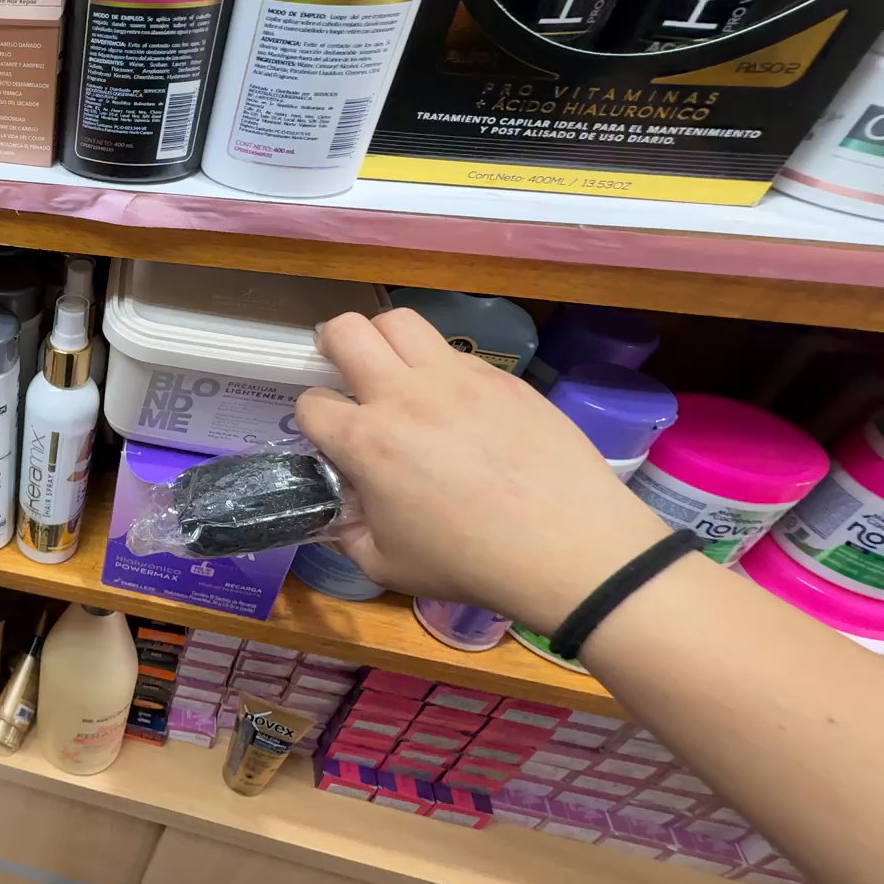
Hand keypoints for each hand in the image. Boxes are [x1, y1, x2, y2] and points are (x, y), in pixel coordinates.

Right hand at [295, 309, 669, 633]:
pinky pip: (454, 352)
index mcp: (365, 441)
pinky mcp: (502, 380)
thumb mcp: (382, 561)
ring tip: (391, 368)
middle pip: (346, 331)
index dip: (312, 420)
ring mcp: (457, 381)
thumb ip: (344, 529)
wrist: (574, 554)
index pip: (310, 403)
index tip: (329, 438)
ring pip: (400, 320)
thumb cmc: (469, 562)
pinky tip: (452, 404)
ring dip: (383, 340)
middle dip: (330, 344)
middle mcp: (403, 397)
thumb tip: (336, 509)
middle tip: (340, 367)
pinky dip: (437, 367)